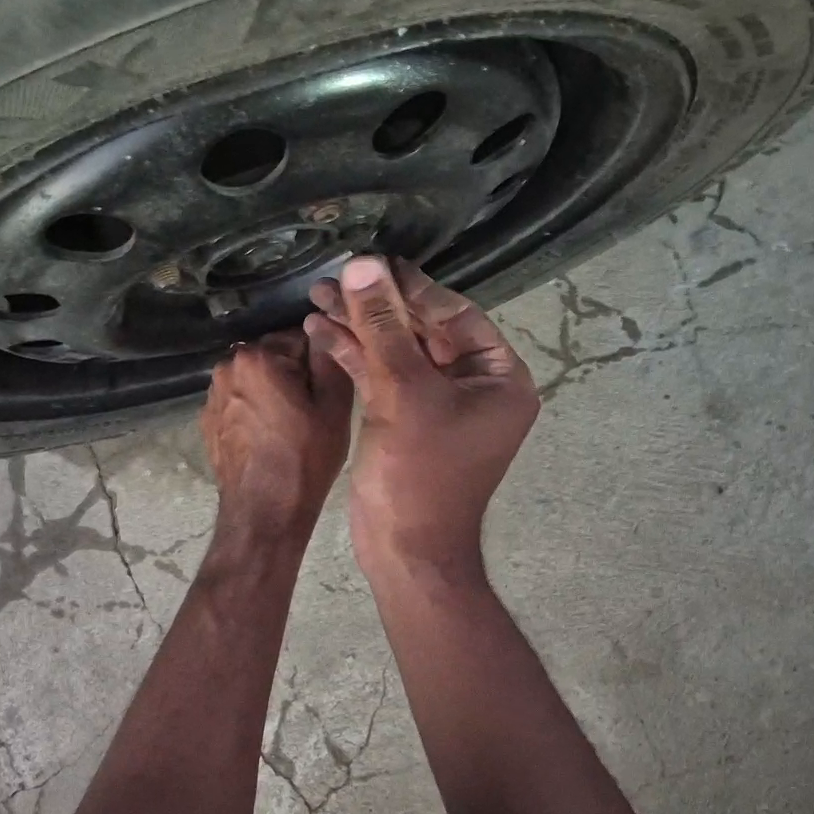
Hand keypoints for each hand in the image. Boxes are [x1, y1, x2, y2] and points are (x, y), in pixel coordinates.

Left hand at [201, 330, 353, 546]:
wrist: (263, 512)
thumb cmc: (304, 458)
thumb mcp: (333, 406)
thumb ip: (330, 357)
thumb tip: (326, 327)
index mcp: (256, 356)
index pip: (299, 337)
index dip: (319, 363)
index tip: (326, 391)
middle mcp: (226, 366)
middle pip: (273, 356)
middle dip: (292, 374)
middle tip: (311, 410)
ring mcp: (212, 394)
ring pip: (255, 379)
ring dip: (272, 392)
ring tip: (290, 426)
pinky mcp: (207, 419)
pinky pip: (239, 400)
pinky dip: (254, 410)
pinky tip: (269, 437)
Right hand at [304, 256, 537, 579]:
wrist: (405, 551)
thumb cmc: (420, 471)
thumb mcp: (404, 390)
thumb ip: (382, 325)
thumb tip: (363, 265)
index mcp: (498, 378)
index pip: (455, 314)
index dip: (411, 288)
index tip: (371, 262)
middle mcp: (472, 386)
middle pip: (421, 329)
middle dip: (375, 306)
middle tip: (333, 277)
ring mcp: (435, 403)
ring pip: (396, 350)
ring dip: (357, 326)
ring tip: (315, 296)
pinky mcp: (403, 418)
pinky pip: (381, 375)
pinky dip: (353, 355)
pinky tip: (319, 330)